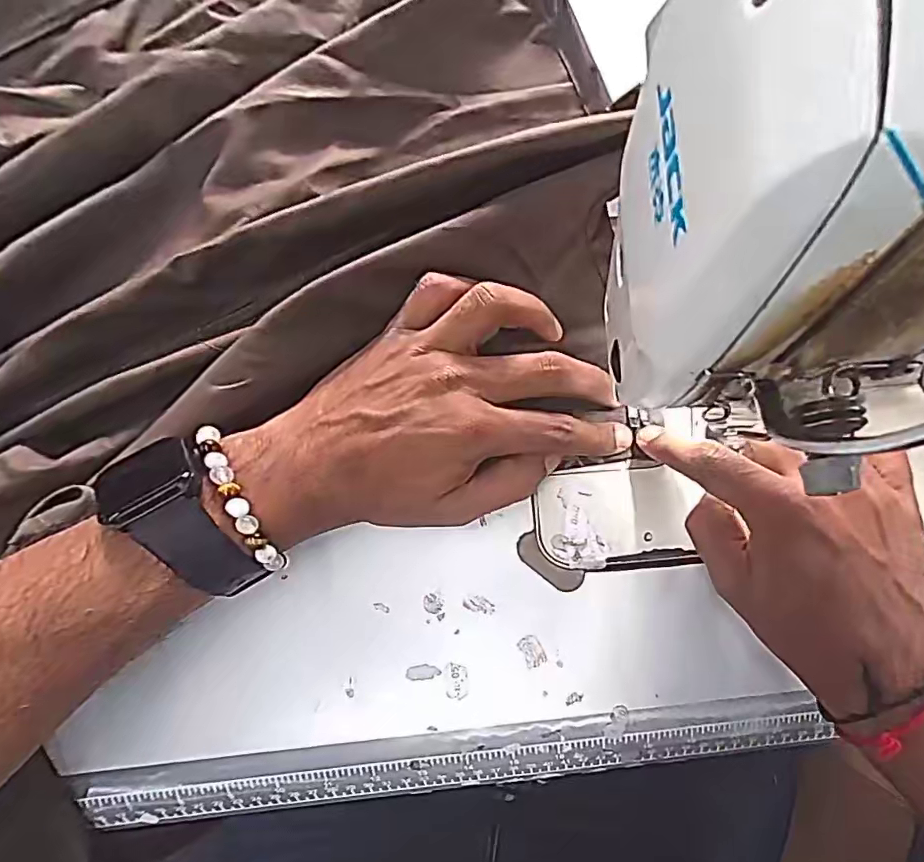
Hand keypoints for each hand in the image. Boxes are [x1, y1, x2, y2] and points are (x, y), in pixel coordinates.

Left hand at [220, 275, 628, 546]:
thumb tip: (544, 459)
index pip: (553, 428)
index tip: (609, 435)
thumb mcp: (452, 509)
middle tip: (601, 390)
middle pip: (543, 368)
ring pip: (494, 308)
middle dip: (587, 381)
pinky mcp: (400, 334)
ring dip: (533, 312)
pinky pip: (437, 291)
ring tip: (549, 330)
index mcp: (472, 430)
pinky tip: (482, 308)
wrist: (314, 465)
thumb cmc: (374, 488)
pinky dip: (466, 290)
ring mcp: (427, 350)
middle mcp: (455, 382)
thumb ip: (508, 483)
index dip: (592, 434)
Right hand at [636, 428, 923, 719]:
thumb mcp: (738, 587)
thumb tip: (706, 503)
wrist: (881, 658)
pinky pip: (865, 448)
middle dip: (736, 469)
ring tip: (784, 504)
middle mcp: (825, 486)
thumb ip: (710, 531)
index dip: (679, 450)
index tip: (665, 443)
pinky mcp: (899, 492)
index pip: (715, 462)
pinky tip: (829, 476)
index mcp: (780, 508)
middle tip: (734, 498)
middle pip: (760, 447)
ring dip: (782, 465)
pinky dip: (839, 454)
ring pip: (806, 443)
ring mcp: (866, 485)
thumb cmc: (820, 633)